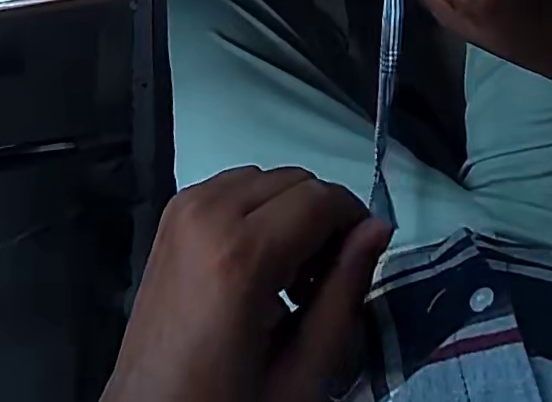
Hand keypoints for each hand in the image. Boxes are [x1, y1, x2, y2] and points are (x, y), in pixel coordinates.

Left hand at [102, 166, 393, 401]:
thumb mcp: (303, 373)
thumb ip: (345, 293)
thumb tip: (378, 228)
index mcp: (241, 251)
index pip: (320, 198)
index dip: (353, 221)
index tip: (362, 258)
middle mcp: (208, 209)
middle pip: (294, 180)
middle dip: (321, 220)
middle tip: (322, 282)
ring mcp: (185, 203)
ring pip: (265, 177)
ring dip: (289, 213)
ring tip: (287, 278)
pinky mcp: (173, 208)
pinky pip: (233, 184)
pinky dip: (256, 208)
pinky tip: (254, 262)